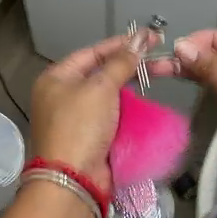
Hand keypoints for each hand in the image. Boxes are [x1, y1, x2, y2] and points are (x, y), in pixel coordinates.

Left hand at [28, 32, 146, 192]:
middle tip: (159, 57)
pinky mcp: (90, 136)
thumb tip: (140, 37)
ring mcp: (76, 117)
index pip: (93, 52)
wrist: (73, 180)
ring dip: (131, 86)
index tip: (150, 38)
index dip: (122, 43)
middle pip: (101, 72)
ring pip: (109, 94)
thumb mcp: (101, 87)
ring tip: (157, 75)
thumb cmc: (80, 126)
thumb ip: (122, 62)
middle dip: (130, 65)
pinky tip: (146, 100)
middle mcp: (63, 95)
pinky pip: (112, 114)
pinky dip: (128, 108)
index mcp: (57, 78)